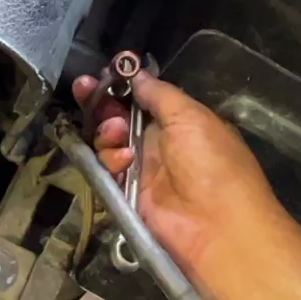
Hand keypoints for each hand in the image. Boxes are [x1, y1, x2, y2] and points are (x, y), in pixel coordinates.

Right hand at [71, 71, 284, 278]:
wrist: (215, 226)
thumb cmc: (211, 164)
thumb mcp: (191, 117)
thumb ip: (159, 94)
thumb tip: (135, 74)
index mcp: (180, 121)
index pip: (142, 97)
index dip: (120, 85)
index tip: (100, 74)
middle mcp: (159, 142)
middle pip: (119, 116)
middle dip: (101, 102)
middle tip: (85, 88)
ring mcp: (142, 168)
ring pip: (108, 140)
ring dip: (107, 130)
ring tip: (116, 133)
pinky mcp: (127, 191)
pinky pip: (108, 168)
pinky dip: (111, 159)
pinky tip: (124, 161)